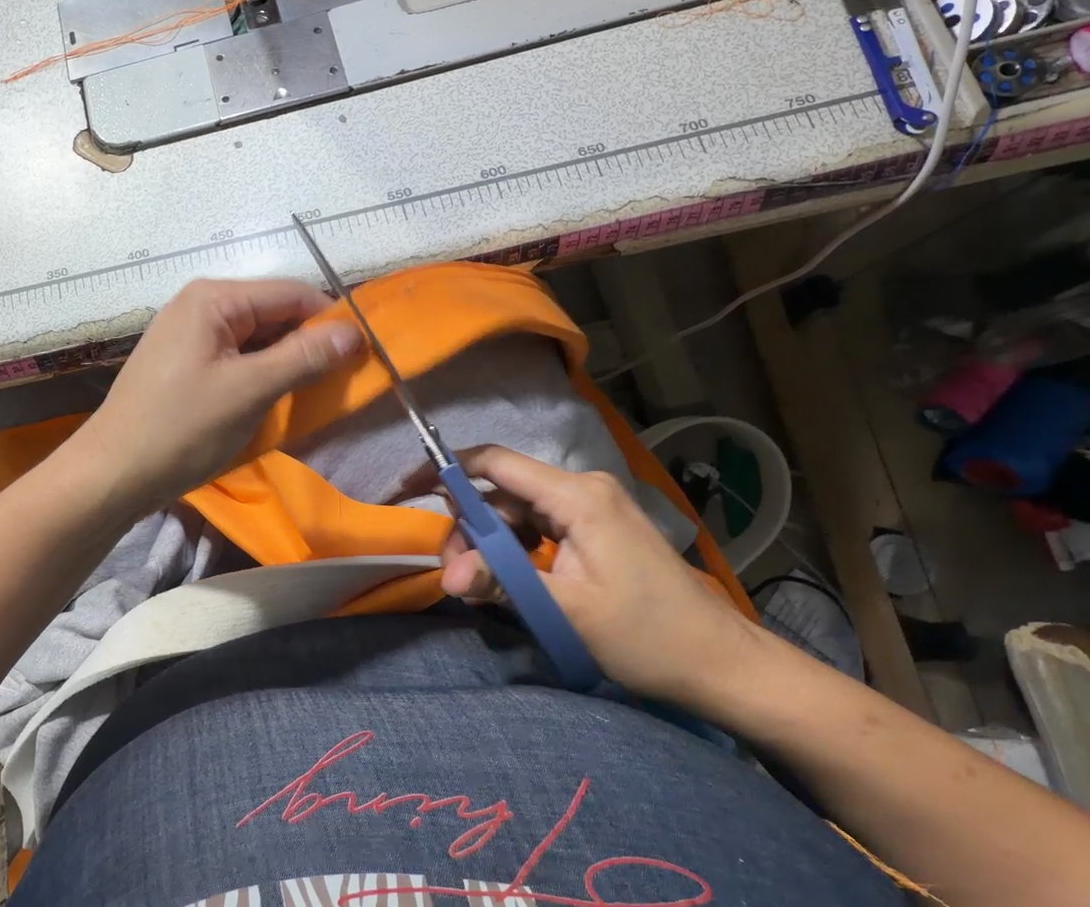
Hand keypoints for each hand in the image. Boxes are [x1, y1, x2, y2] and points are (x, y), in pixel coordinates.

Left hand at [71, 279, 360, 506]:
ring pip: (257, 340)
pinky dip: (260, 379)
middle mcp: (199, 306)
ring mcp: (188, 337)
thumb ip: (304, 357)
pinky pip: (236, 361)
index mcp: (213, 298)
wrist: (113, 474)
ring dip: (285, 365)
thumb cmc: (182, 428)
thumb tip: (354, 332)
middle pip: (273, 314)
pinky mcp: (184, 367)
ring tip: (310, 398)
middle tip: (340, 383)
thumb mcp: (250, 391)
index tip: (365, 356)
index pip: (291, 293)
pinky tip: (272, 405)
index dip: (331, 321)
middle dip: (308, 345)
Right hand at [439, 445, 766, 704]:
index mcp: (578, 496)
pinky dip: (514, 553)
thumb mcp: (567, 610)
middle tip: (455, 578)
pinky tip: (508, 583)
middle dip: (468, 530)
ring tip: (479, 588)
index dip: (445, 470)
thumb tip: (446, 578)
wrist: (723, 666)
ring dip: (489, 546)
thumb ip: (502, 583)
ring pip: (515, 514)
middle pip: (500, 494)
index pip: (494, 462)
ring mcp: (591, 510)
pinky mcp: (595, 532)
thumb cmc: (648, 635)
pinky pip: (537, 530)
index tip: (404, 492)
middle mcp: (582, 491)